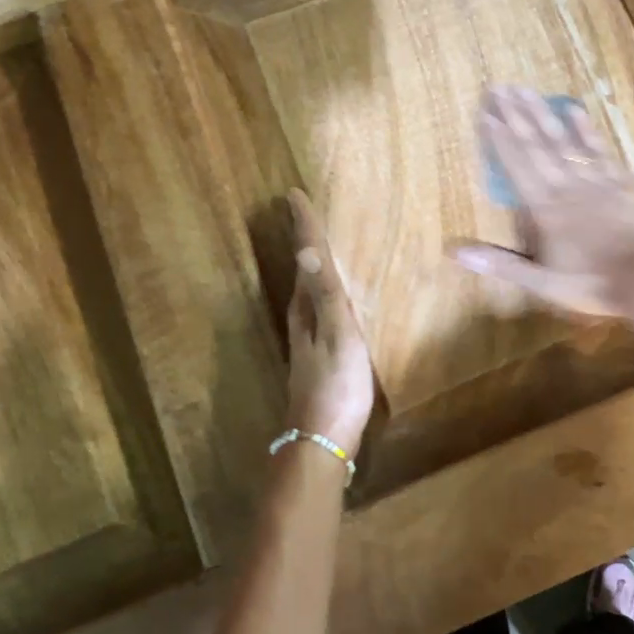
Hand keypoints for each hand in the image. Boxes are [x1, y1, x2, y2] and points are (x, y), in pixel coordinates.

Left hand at [283, 189, 374, 453]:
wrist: (322, 440)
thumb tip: (303, 249)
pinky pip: (317, 307)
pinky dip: (320, 289)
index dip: (303, 226)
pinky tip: (329, 298)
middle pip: (302, 269)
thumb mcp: (339, 338)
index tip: (293, 193)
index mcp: (309, 308)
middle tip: (302, 210)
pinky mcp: (317, 354)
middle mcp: (303, 318)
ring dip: (309, 263)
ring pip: (306, 289)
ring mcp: (308, 338)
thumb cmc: (337, 388)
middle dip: (302, 238)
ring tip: (315, 243)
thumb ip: (326, 295)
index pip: (306, 257)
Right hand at [450, 87, 633, 318]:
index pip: (517, 165)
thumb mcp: (541, 281)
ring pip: (565, 139)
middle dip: (517, 115)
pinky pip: (599, 148)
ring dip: (544, 113)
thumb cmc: (591, 283)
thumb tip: (455, 252)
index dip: (500, 138)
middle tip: (500, 87)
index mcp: (544, 208)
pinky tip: (574, 109)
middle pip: (537, 144)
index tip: (486, 112)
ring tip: (527, 89)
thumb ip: (500, 263)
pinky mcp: (622, 181)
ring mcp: (596, 179)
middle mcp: (566, 185)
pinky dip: (586, 128)